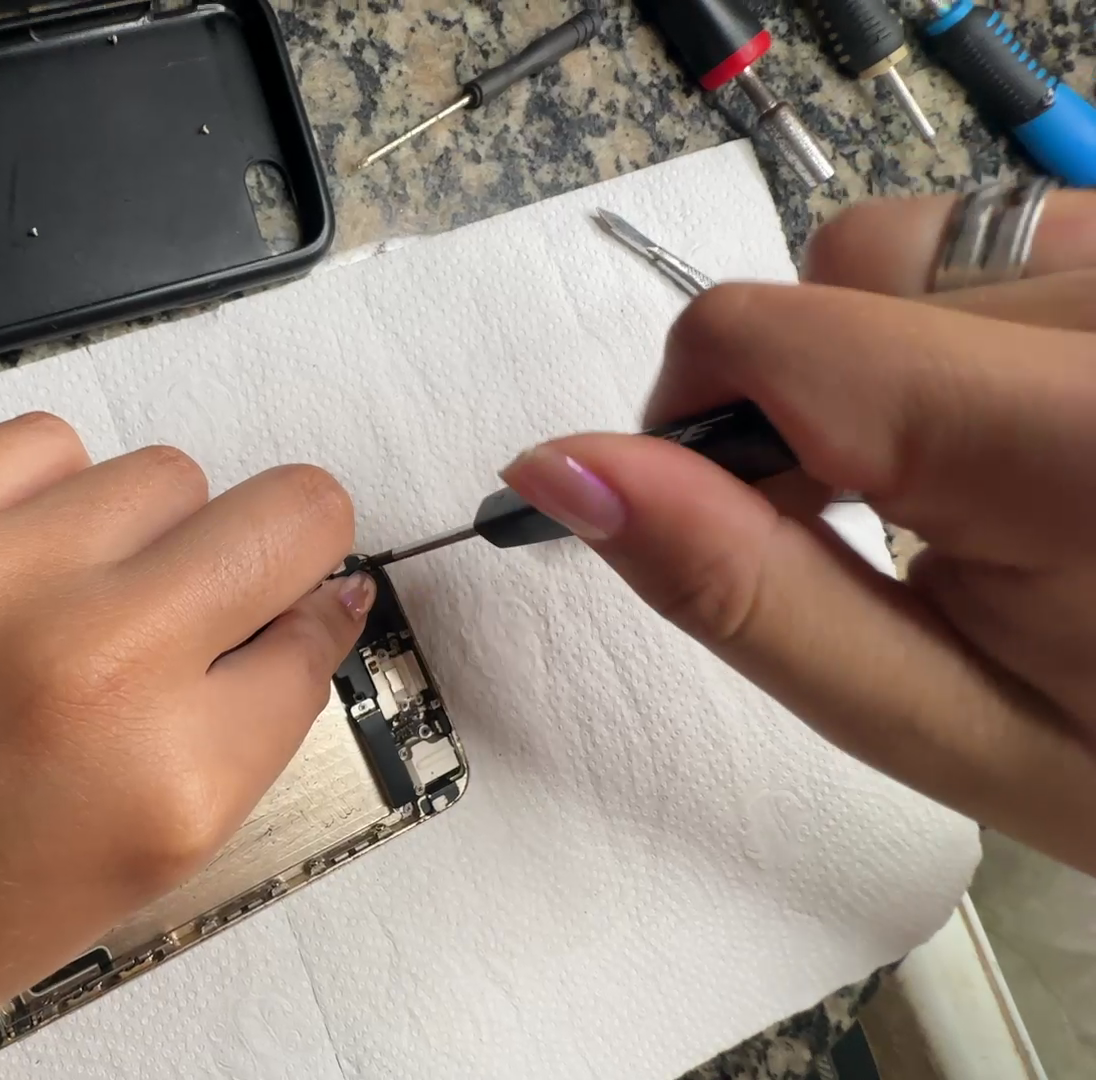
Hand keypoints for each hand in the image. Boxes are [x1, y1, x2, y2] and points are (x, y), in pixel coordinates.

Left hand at [0, 414, 370, 1078]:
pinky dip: (46, 491)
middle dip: (279, 540)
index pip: (318, 632)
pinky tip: (0, 560)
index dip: (310, 615)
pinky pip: (42, 440)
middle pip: (286, 508)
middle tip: (211, 583)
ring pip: (161, 469)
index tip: (288, 610)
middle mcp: (89, 660)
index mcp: (166, 783)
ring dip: (144, 530)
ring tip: (71, 595)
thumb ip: (241, 729)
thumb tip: (316, 606)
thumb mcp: (123, 867)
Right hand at [497, 190, 1095, 873]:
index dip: (690, 419)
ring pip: (924, 233)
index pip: (758, 330)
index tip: (738, 514)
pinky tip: (1030, 412)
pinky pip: (1019, 226)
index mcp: (1085, 442)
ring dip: (881, 342)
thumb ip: (729, 583)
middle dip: (795, 392)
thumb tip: (551, 468)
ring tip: (962, 461)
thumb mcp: (923, 717)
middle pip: (841, 269)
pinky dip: (967, 313)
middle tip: (868, 514)